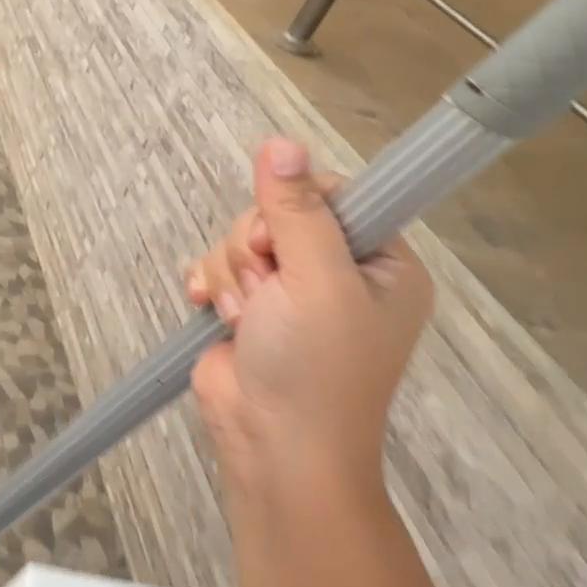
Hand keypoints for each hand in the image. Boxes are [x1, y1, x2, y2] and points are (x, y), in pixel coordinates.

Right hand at [186, 138, 432, 485]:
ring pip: (237, 242)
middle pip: (273, 215)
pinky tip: (209, 310)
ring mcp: (287, 291)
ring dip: (231, 277)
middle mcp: (335, 272)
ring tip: (244, 318)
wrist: (272, 443)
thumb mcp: (315, 281)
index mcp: (379, 263)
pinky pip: (214, 268)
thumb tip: (281, 142)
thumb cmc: (314, 366)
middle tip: (266, 290)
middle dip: (254, 251)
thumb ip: (296, 210)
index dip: (293, 206)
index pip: (331, 194)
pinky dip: (207, 286)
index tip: (279, 239)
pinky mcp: (246, 308)